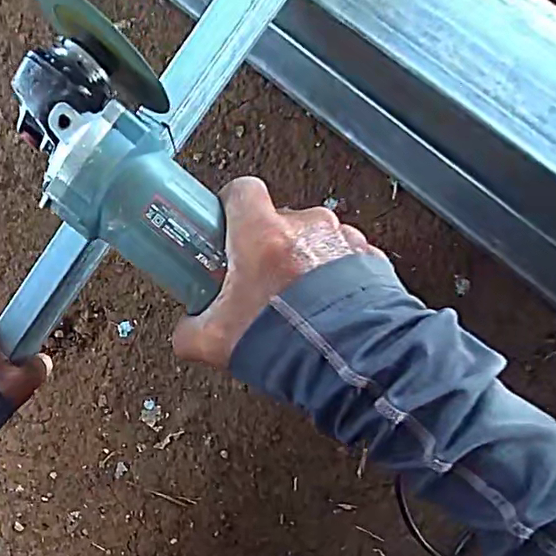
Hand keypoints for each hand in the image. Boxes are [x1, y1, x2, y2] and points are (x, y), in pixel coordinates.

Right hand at [172, 177, 386, 368]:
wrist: (352, 364)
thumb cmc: (290, 343)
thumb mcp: (216, 342)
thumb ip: (190, 331)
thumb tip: (185, 331)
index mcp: (263, 234)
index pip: (240, 191)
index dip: (230, 207)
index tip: (224, 229)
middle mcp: (306, 226)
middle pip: (277, 220)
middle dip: (265, 247)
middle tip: (257, 283)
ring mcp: (342, 239)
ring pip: (312, 239)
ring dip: (301, 262)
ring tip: (296, 302)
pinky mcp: (369, 259)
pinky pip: (343, 257)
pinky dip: (333, 276)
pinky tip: (325, 308)